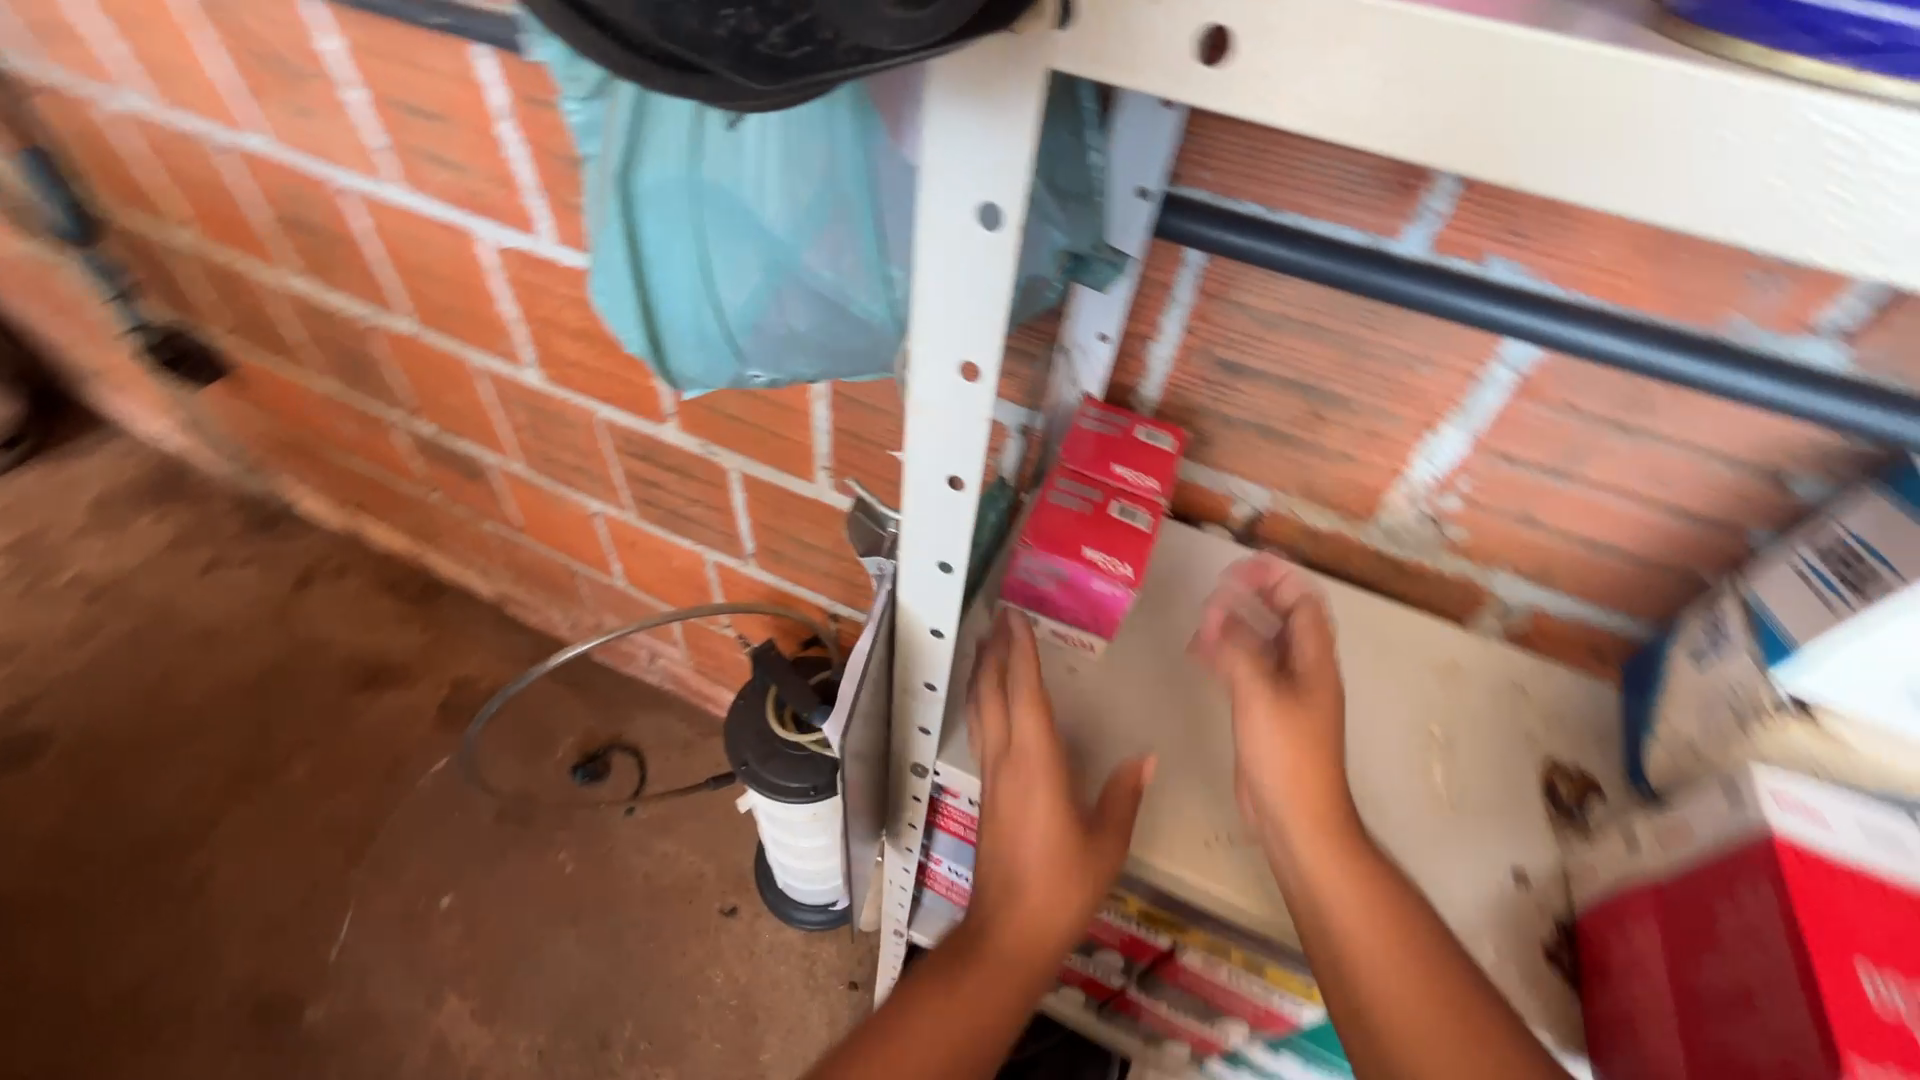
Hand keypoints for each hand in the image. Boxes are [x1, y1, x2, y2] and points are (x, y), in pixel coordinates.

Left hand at [962, 609, 1154, 963]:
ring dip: (981, 673)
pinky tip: (992, 703)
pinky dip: (984, 702)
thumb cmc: (1062, 886)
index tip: (1016, 616)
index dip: (1020, 651)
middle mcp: (1006, 759)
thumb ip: (1123, 795)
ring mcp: (991, 776)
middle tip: (997, 617)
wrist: (1008, 931)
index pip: (1025, 692)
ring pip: (980, 710)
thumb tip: (1146, 757)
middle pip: (991, 692)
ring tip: (986, 645)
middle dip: (992, 651)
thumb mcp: (1106, 843)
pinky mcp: (986, 792)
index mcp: (1036, 762)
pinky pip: (982, 731)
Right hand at [1187, 555, 1355, 851]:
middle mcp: (1302, 670)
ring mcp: (1283, 692)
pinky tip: (1199, 652)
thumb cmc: (1286, 754)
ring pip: (1261, 643)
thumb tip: (1220, 613)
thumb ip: (1239, 649)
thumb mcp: (1260, 694)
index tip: (1242, 566)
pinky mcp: (1263, 712)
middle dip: (1253, 596)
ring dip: (1236, 624)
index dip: (1277, 578)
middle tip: (1217, 587)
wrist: (1295, 816)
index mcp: (1313, 660)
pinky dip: (1224, 654)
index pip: (1302, 603)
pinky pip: (1244, 669)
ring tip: (1203, 617)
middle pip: (1282, 618)